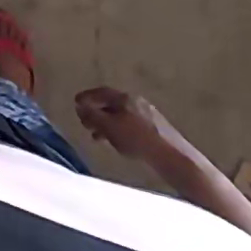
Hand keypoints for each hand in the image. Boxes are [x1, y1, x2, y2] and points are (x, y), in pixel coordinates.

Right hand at [73, 87, 195, 168]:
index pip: (100, 92)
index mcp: (125, 97)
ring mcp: (149, 115)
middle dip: (95, 112)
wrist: (174, 158)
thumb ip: (90, 114)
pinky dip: (119, 130)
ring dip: (106, 124)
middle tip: (84, 122)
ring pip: (120, 116)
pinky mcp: (157, 129)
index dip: (85, 97)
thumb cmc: (136, 139)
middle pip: (110, 104)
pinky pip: (131, 125)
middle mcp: (137, 102)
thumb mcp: (107, 126)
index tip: (75, 104)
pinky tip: (117, 141)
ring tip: (97, 136)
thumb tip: (79, 106)